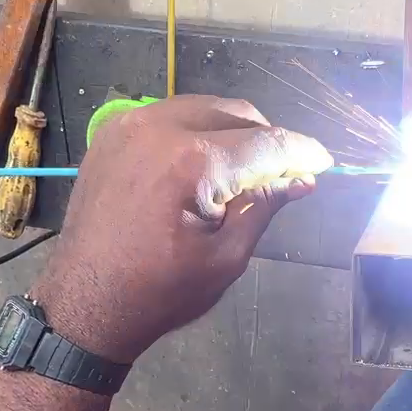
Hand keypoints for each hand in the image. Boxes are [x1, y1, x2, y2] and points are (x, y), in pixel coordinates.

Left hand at [36, 95, 332, 362]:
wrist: (87, 302)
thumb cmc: (161, 292)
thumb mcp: (225, 258)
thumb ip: (264, 208)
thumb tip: (303, 180)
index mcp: (192, 161)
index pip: (265, 142)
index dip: (301, 150)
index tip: (324, 161)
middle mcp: (159, 126)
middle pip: (234, 112)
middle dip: (267, 138)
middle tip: (286, 173)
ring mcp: (129, 124)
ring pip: (201, 108)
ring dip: (233, 133)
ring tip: (246, 174)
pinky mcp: (112, 134)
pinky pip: (169, 117)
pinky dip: (197, 133)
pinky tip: (205, 169)